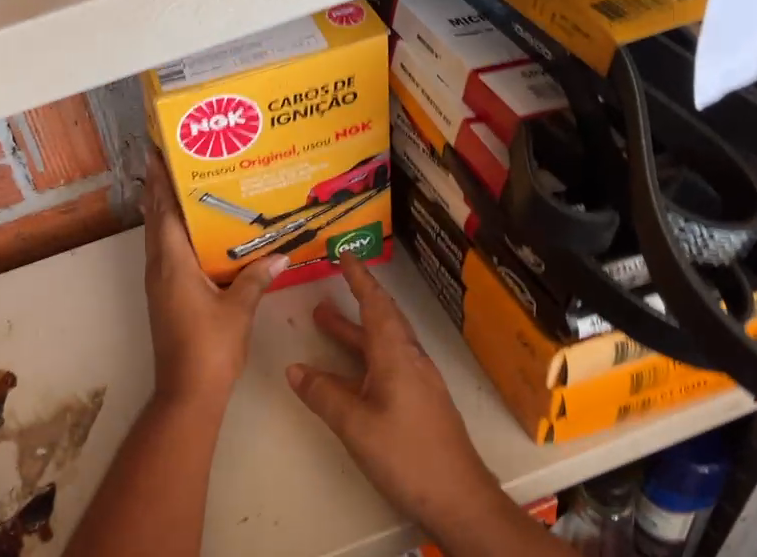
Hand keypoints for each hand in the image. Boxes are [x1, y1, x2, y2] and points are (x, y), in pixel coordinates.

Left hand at [142, 151, 286, 407]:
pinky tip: (187, 234)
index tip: (157, 153)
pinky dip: (169, 234)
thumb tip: (280, 255)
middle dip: (158, 189)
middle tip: (168, 161)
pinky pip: (162, 253)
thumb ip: (256, 278)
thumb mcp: (239, 310)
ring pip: (156, 236)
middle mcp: (158, 267)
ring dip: (161, 211)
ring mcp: (157, 283)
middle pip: (154, 219)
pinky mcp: (162, 296)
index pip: (163, 211)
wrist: (187, 392)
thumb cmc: (211, 348)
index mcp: (172, 263)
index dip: (160, 181)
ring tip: (176, 187)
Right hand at [286, 258, 498, 529]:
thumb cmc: (408, 455)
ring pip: (382, 344)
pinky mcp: (420, 404)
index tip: (344, 254)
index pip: (375, 304)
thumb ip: (323, 394)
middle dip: (355, 299)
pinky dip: (363, 355)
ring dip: (354, 330)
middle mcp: (410, 361)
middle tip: (329, 283)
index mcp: (396, 355)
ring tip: (322, 319)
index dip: (359, 278)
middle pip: (382, 319)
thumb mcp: (355, 424)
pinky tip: (345, 372)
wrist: (461, 502)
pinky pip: (386, 364)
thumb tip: (294, 370)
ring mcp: (418, 383)